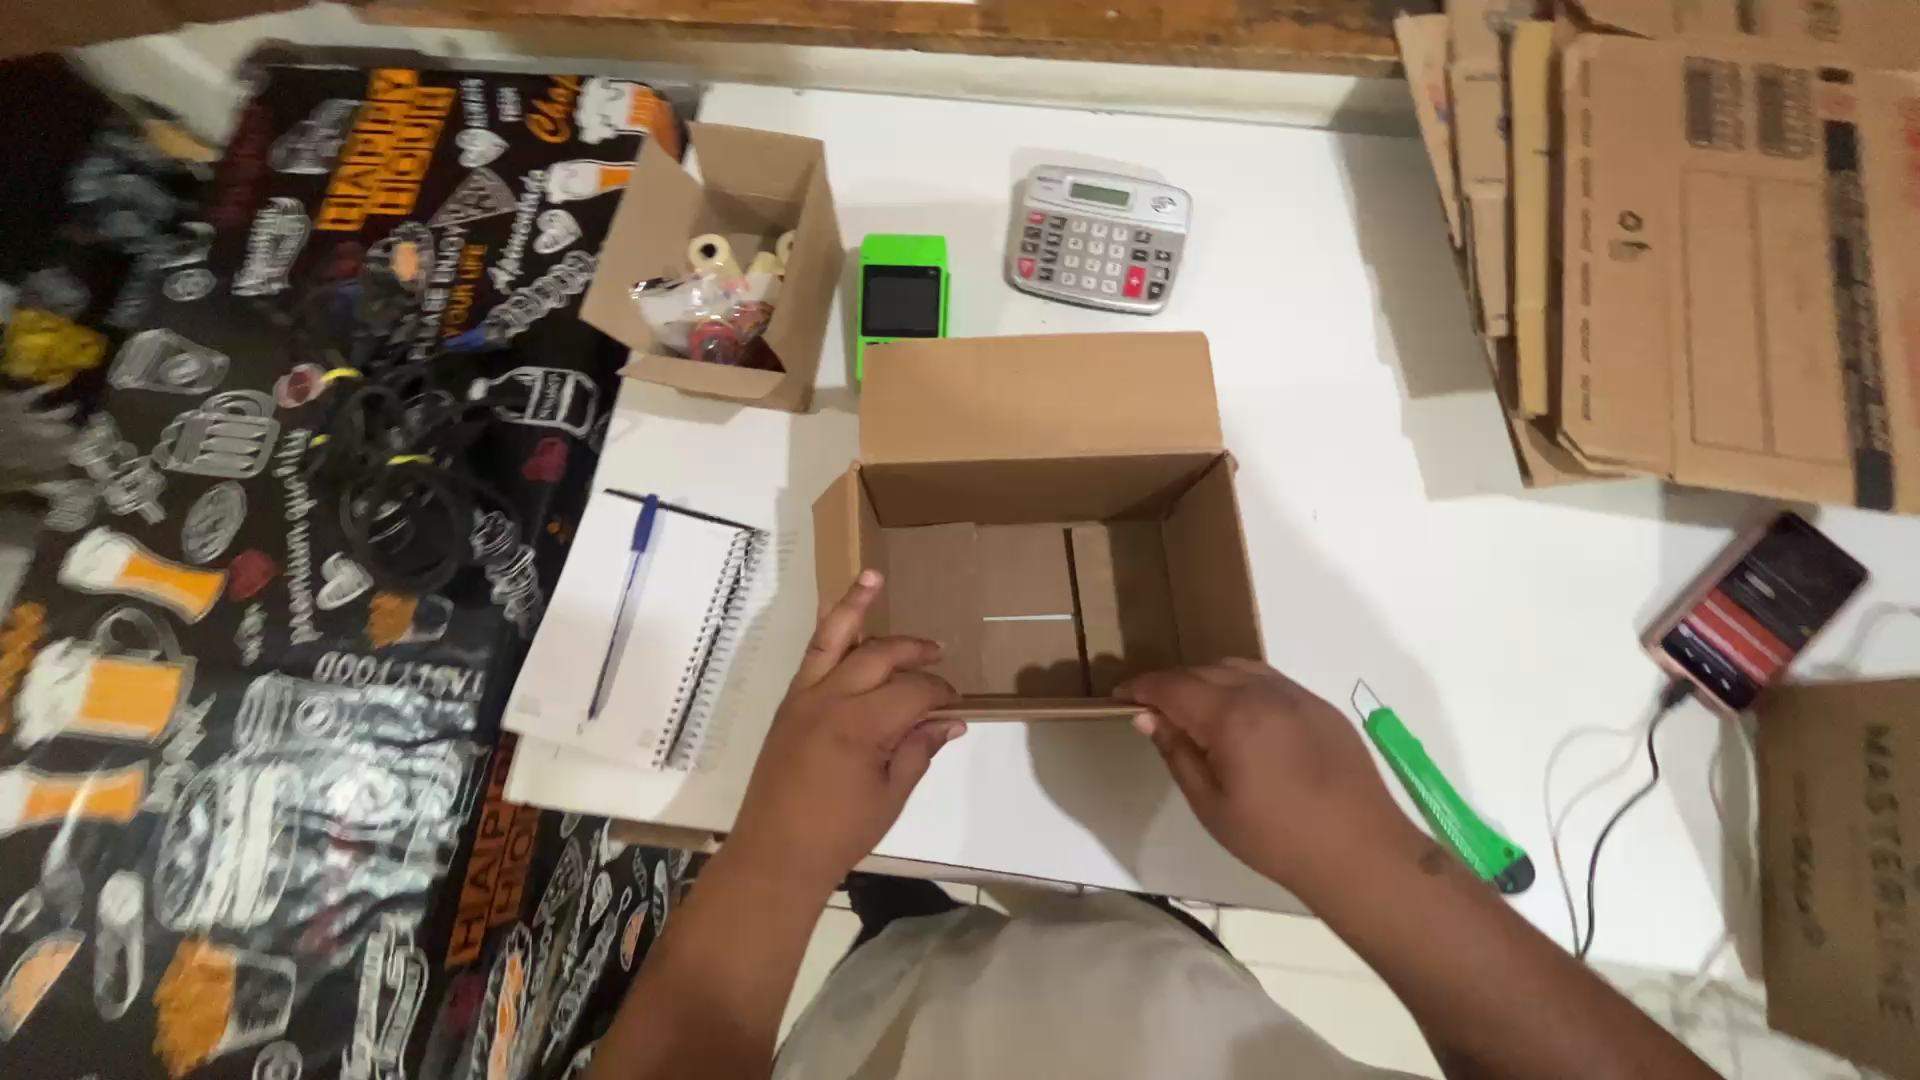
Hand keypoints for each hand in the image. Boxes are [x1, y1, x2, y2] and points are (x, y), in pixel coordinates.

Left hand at [726, 569, 963, 893]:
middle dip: (915, 651)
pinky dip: (831, 633)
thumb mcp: (890, 795)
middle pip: (881, 655)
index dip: (941, 694)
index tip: (957, 704)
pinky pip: (813, 656)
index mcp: (861, 726)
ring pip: (834, 637)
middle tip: (940, 652)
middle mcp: (831, 699)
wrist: (774, 855)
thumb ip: (919, 749)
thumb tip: (951, 721)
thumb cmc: (839, 834)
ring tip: (873, 578)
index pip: (914, 691)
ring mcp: (804, 696)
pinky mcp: (789, 703)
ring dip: (856, 605)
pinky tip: (845, 620)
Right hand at [1117, 659, 1420, 897]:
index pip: (1172, 686)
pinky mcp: (1319, 706)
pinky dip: (1240, 685)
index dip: (1141, 688)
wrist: (1361, 853)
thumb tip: (1147, 716)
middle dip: (1171, 684)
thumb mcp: (1210, 803)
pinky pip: (1268, 680)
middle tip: (1152, 709)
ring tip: (1194, 707)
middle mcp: (1262, 692)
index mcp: (1231, 715)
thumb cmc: (1275, 837)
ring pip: (1237, 668)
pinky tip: (1239, 714)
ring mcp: (1295, 695)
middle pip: (1202, 671)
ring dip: (1206, 679)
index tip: (1119, 697)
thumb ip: (1176, 751)